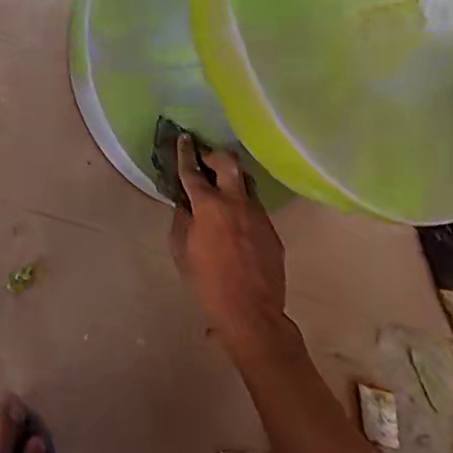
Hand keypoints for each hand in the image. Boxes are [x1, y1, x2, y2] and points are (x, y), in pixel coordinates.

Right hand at [168, 137, 289, 347]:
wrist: (251, 314)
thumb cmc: (206, 281)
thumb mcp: (180, 248)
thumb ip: (182, 219)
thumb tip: (186, 204)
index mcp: (209, 206)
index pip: (193, 171)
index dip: (185, 153)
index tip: (183, 139)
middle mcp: (237, 204)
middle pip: (230, 164)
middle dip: (215, 155)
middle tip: (204, 158)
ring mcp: (259, 217)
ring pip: (246, 184)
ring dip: (231, 180)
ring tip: (220, 186)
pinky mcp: (272, 232)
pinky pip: (255, 208)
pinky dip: (241, 205)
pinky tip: (233, 220)